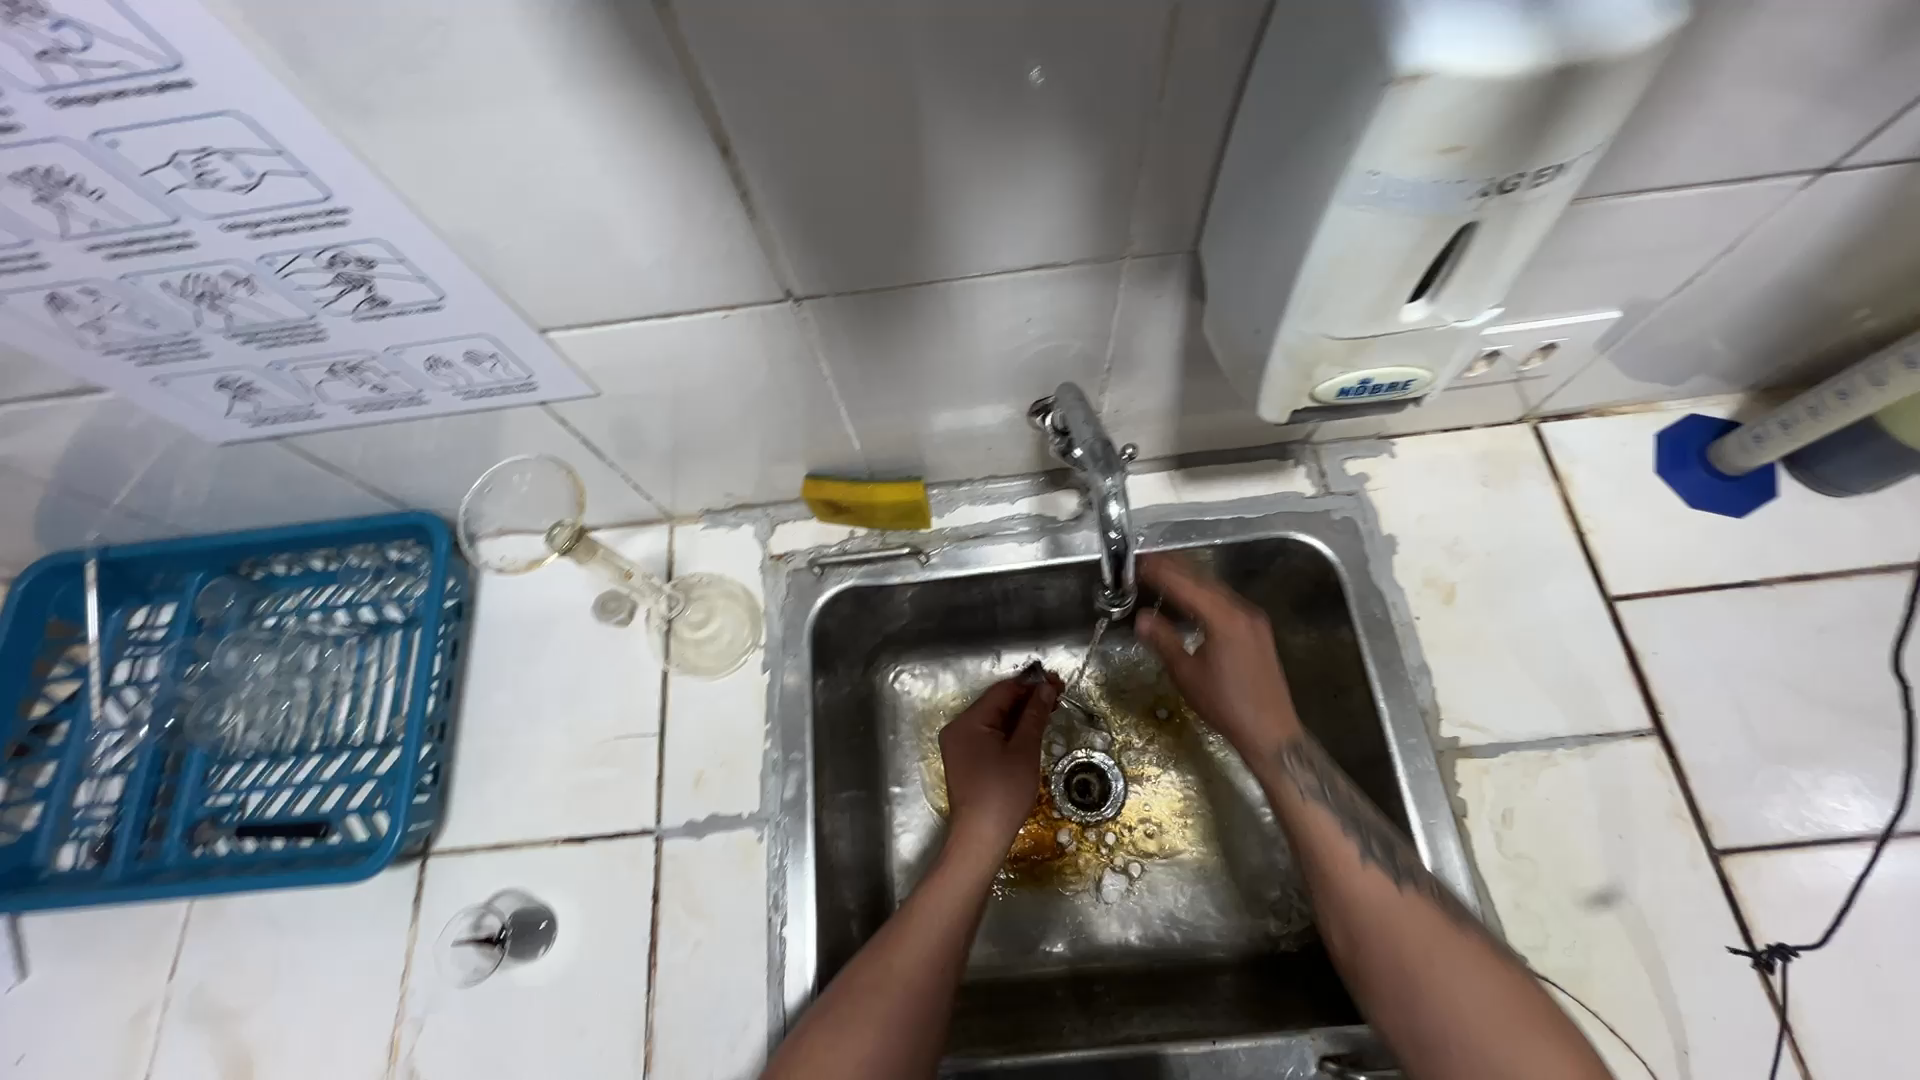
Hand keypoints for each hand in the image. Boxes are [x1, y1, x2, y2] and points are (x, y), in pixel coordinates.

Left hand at [939, 669, 1061, 856]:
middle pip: (997, 703)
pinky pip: (989, 735)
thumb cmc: (1004, 793)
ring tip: (1050, 709)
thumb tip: (1045, 688)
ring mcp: (960, 744)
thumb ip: (1034, 715)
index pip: (1002, 691)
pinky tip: (1031, 729)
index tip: (1056, 683)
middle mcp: (958, 728)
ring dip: (1021, 714)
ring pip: (994, 719)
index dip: (1030, 685)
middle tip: (1059, 695)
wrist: (981, 838)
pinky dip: (1010, 730)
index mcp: (968, 722)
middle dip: (1027, 698)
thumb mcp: (1024, 750)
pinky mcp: (966, 759)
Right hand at [1134, 553, 1301, 756]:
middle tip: (1147, 561)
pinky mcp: (1258, 630)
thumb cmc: (1225, 704)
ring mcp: (1253, 619)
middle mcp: (1241, 611)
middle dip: (1175, 569)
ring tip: (1165, 573)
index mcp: (1223, 618)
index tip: (1139, 562)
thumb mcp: (1186, 673)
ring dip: (1190, 579)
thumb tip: (1142, 618)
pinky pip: (1227, 601)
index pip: (1185, 585)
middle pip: (1203, 581)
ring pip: (1217, 589)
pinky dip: (1205, 593)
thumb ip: (1163, 640)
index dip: (1160, 572)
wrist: (1270, 730)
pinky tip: (1192, 597)